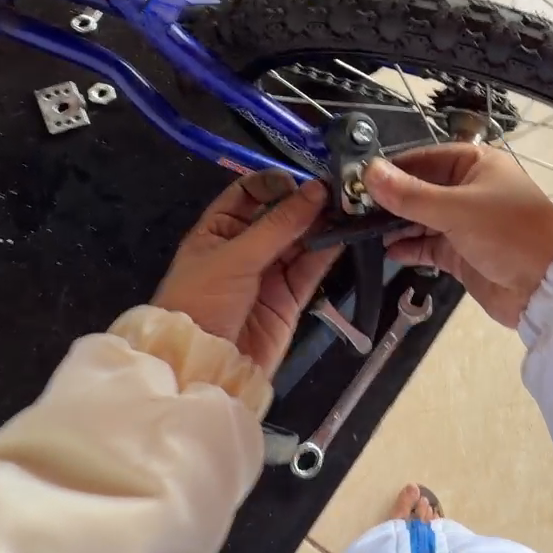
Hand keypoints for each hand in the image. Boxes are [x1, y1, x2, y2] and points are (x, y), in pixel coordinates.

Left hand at [151, 171, 340, 378]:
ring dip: (323, 223)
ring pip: (302, 238)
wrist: (202, 371)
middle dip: (307, 202)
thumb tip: (319, 188)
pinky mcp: (291, 296)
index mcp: (218, 231)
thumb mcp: (235, 257)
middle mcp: (246, 248)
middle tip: (338, 190)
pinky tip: (347, 232)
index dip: (273, 183)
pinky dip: (330, 249)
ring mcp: (270, 272)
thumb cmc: (203, 303)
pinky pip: (313, 266)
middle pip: (281, 214)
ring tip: (349, 208)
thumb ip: (280, 224)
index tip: (300, 180)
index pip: (248, 194)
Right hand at [365, 146, 552, 327]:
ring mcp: (466, 222)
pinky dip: (410, 247)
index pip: (425, 158)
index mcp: (477, 164)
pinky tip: (387, 251)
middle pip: (421, 188)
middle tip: (351, 209)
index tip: (356, 180)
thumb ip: (410, 195)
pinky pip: (429, 245)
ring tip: (361, 231)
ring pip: (422, 218)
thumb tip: (369, 172)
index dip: (392, 168)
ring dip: (397, 224)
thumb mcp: (457, 210)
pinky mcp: (462, 252)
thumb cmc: (507, 233)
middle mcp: (470, 189)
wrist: (546, 287)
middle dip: (390, 199)